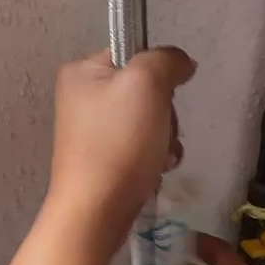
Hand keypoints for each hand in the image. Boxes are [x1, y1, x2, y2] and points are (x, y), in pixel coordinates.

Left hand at [45, 48, 194, 248]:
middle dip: (165, 113)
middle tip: (161, 131)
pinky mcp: (102, 162)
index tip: (164, 95)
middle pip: (144, 90)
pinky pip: (140, 149)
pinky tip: (155, 171)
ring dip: (165, 138)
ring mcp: (91, 133)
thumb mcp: (146, 84)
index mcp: (82, 71)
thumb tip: (182, 63)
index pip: (134, 52)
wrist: (96, 212)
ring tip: (159, 157)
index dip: (158, 72)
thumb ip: (167, 60)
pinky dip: (155, 159)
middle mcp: (82, 99)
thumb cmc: (118, 143)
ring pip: (148, 121)